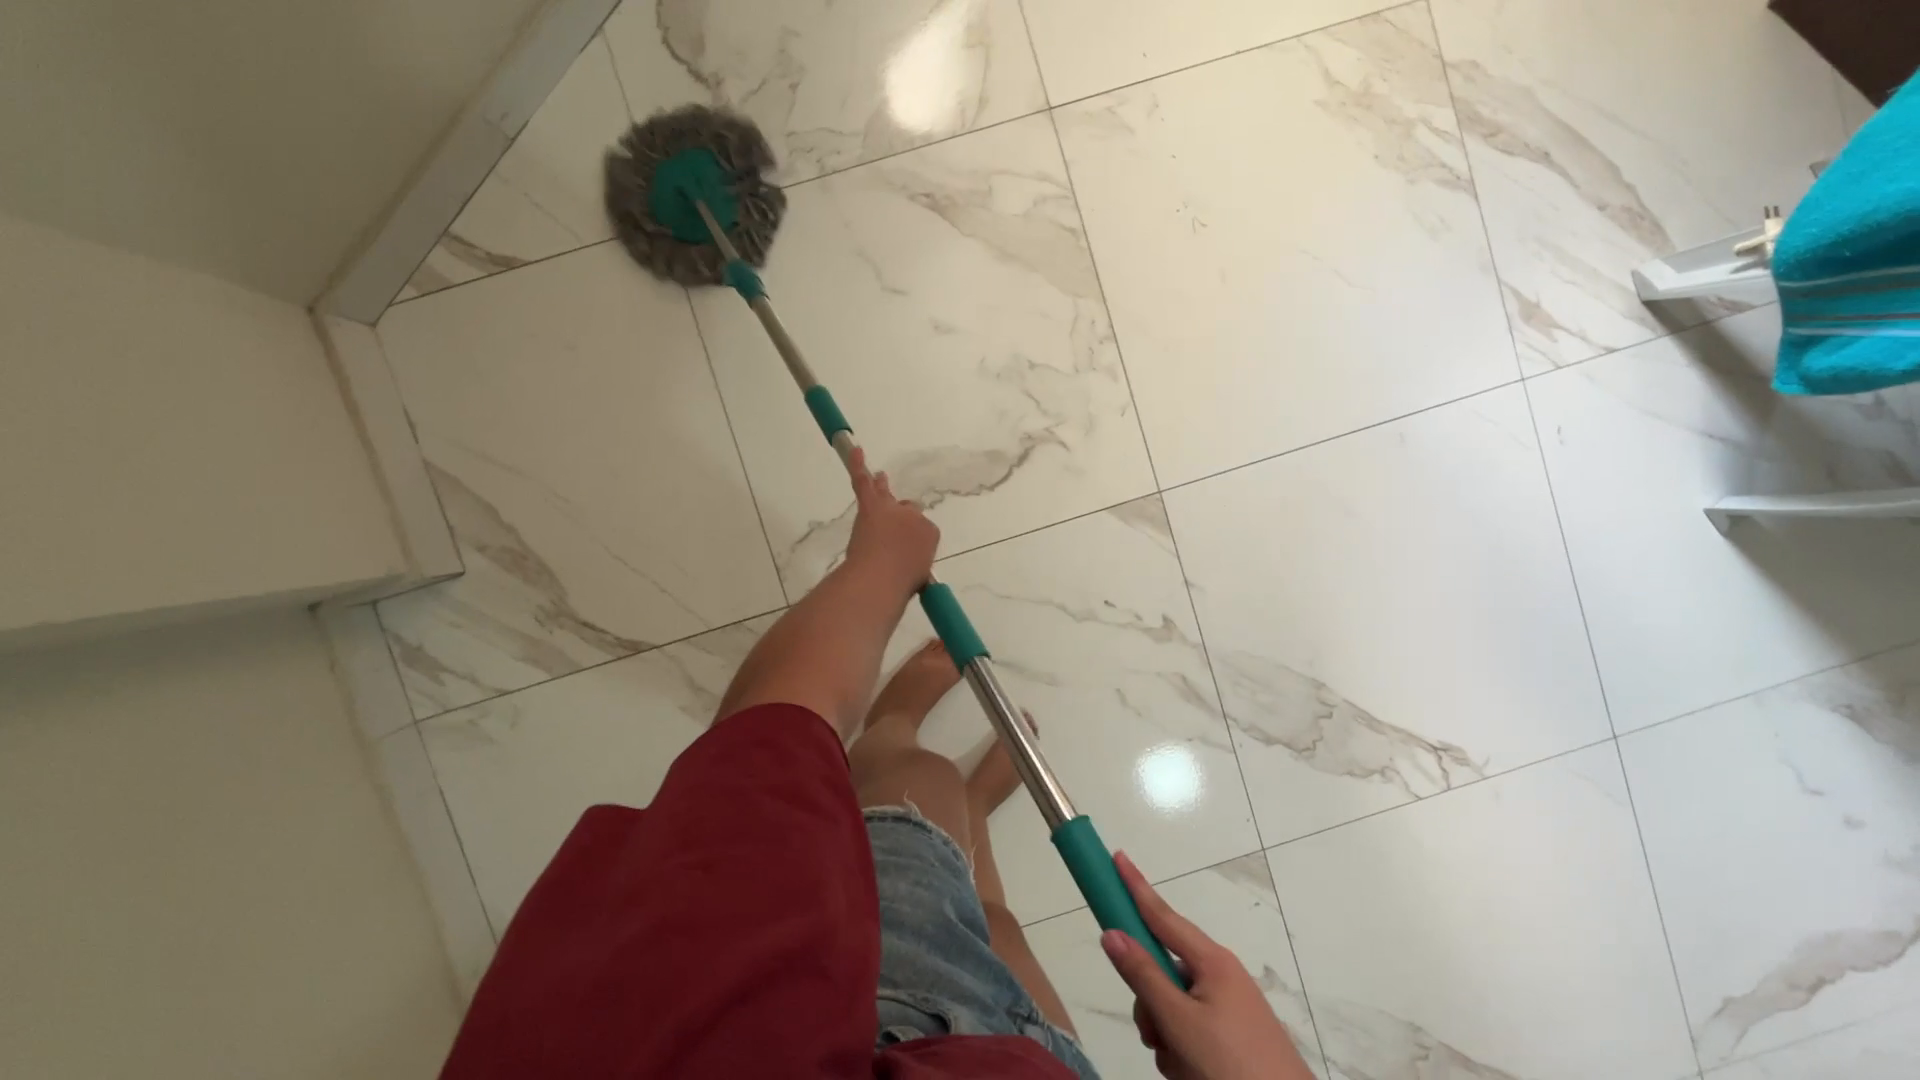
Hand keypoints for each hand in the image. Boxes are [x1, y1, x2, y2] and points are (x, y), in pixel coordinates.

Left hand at [844, 448, 938, 595]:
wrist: (881, 578)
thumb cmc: (900, 584)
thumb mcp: (918, 577)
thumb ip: (913, 565)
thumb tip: (903, 564)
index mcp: (930, 535)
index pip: (923, 531)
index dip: (911, 539)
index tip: (904, 552)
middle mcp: (915, 518)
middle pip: (909, 512)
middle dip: (902, 518)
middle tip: (895, 531)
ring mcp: (893, 510)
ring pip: (887, 495)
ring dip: (883, 487)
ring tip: (880, 477)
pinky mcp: (871, 506)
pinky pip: (863, 481)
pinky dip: (858, 465)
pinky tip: (856, 450)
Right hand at [1101, 852, 1314, 1079]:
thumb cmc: (1234, 1064)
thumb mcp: (1180, 1021)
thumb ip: (1142, 977)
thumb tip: (1111, 933)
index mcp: (1211, 961)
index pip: (1162, 915)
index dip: (1136, 887)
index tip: (1117, 856)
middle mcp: (1218, 977)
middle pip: (1160, 972)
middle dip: (1149, 1006)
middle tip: (1157, 1036)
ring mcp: (1225, 1008)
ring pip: (1169, 1008)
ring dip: (1165, 1039)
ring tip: (1185, 1067)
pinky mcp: (1228, 1037)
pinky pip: (1186, 1033)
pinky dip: (1181, 1054)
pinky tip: (1195, 1076)